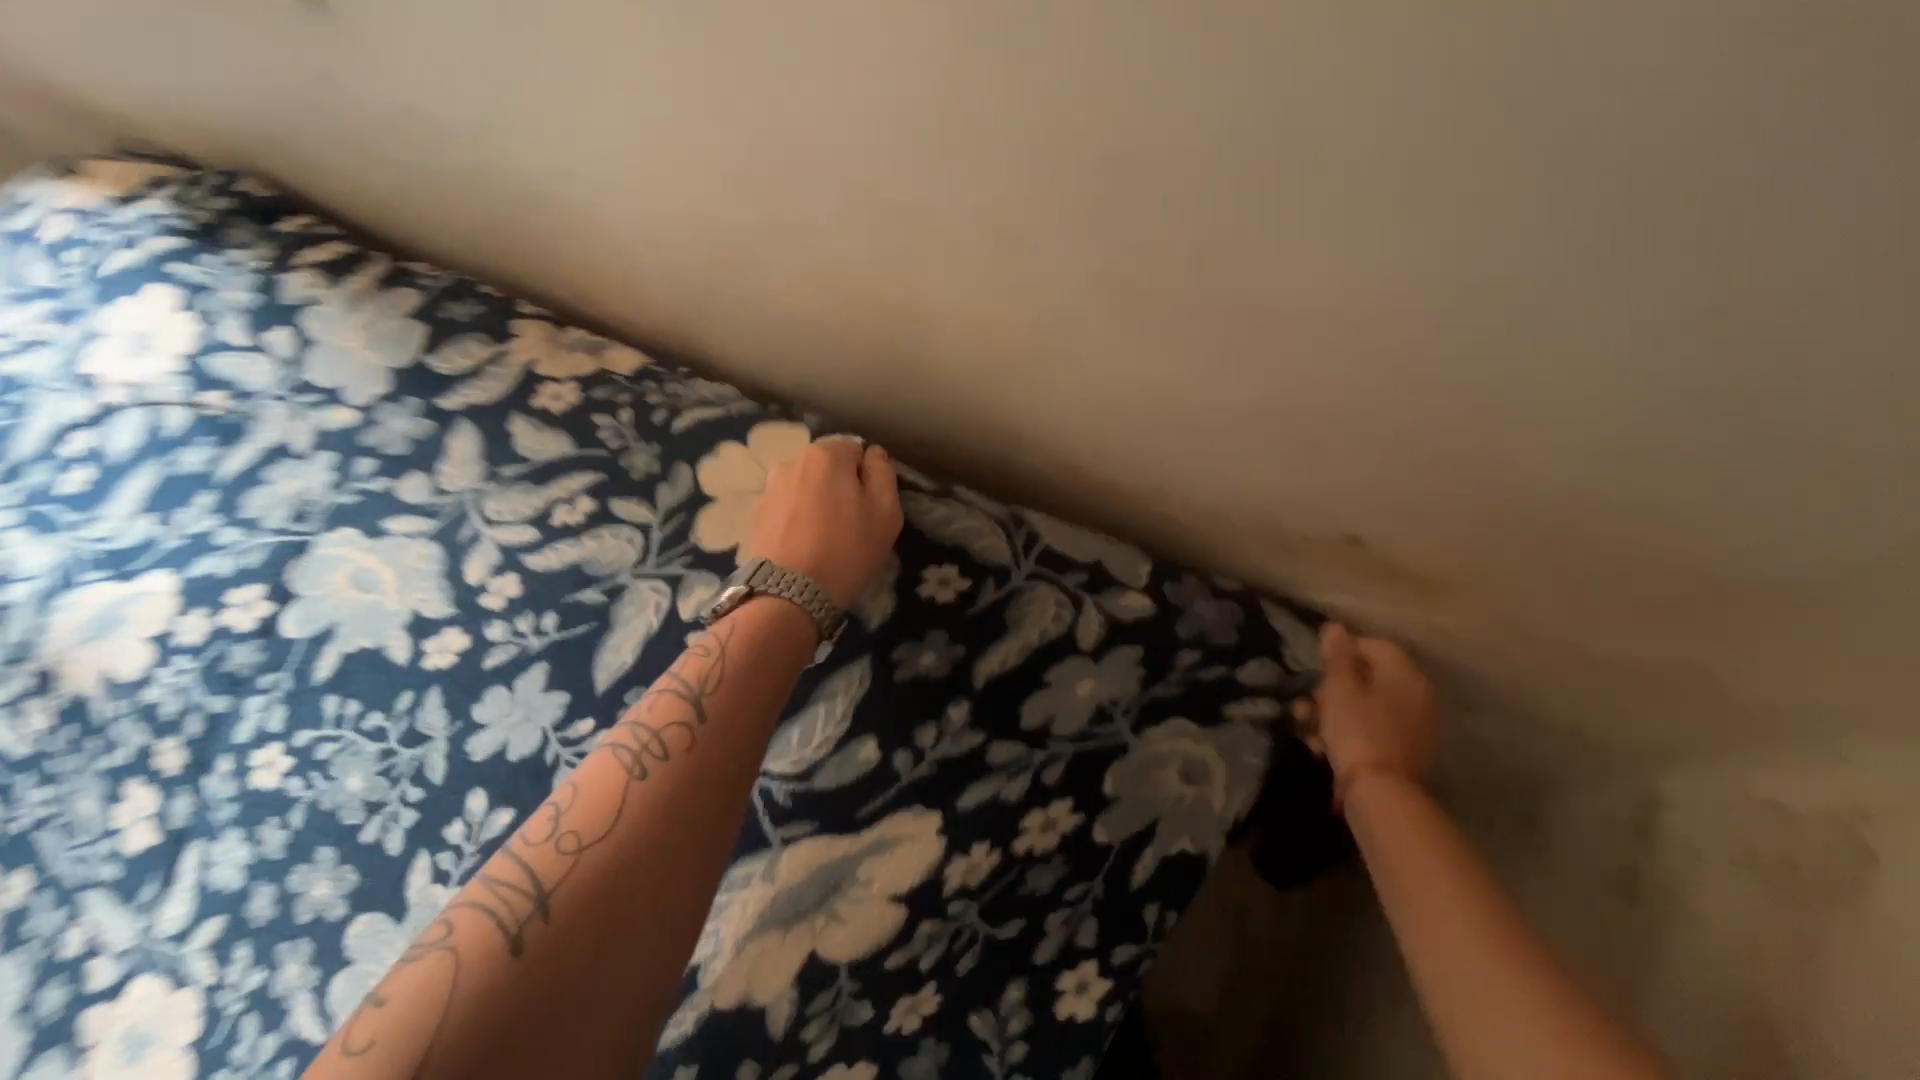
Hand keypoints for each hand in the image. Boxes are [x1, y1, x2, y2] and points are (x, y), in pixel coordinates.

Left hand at [746, 437, 902, 608]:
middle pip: (829, 467)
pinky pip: (788, 506)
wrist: (787, 595)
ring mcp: (770, 485)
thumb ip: (883, 473)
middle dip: (841, 487)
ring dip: (818, 501)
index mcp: (826, 453)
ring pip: (807, 486)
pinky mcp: (756, 511)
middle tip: (850, 525)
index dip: (869, 478)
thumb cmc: (845, 551)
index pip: (858, 451)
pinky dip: (798, 518)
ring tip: (823, 537)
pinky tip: (803, 545)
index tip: (870, 508)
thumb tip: (873, 454)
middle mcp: (792, 459)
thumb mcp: (886, 513)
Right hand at [1305, 622, 1439, 796]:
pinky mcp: (1405, 751)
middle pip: (1367, 678)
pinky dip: (1348, 734)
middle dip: (1331, 690)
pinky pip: (1373, 730)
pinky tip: (1324, 749)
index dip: (1340, 652)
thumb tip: (1336, 627)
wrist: (1380, 792)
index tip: (1315, 670)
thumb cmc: (1357, 731)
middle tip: (1308, 705)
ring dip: (1333, 714)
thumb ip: (1337, 656)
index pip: (1373, 645)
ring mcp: (1414, 726)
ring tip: (1308, 731)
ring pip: (1365, 707)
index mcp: (1405, 674)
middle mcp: (1417, 695)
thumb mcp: (1339, 689)